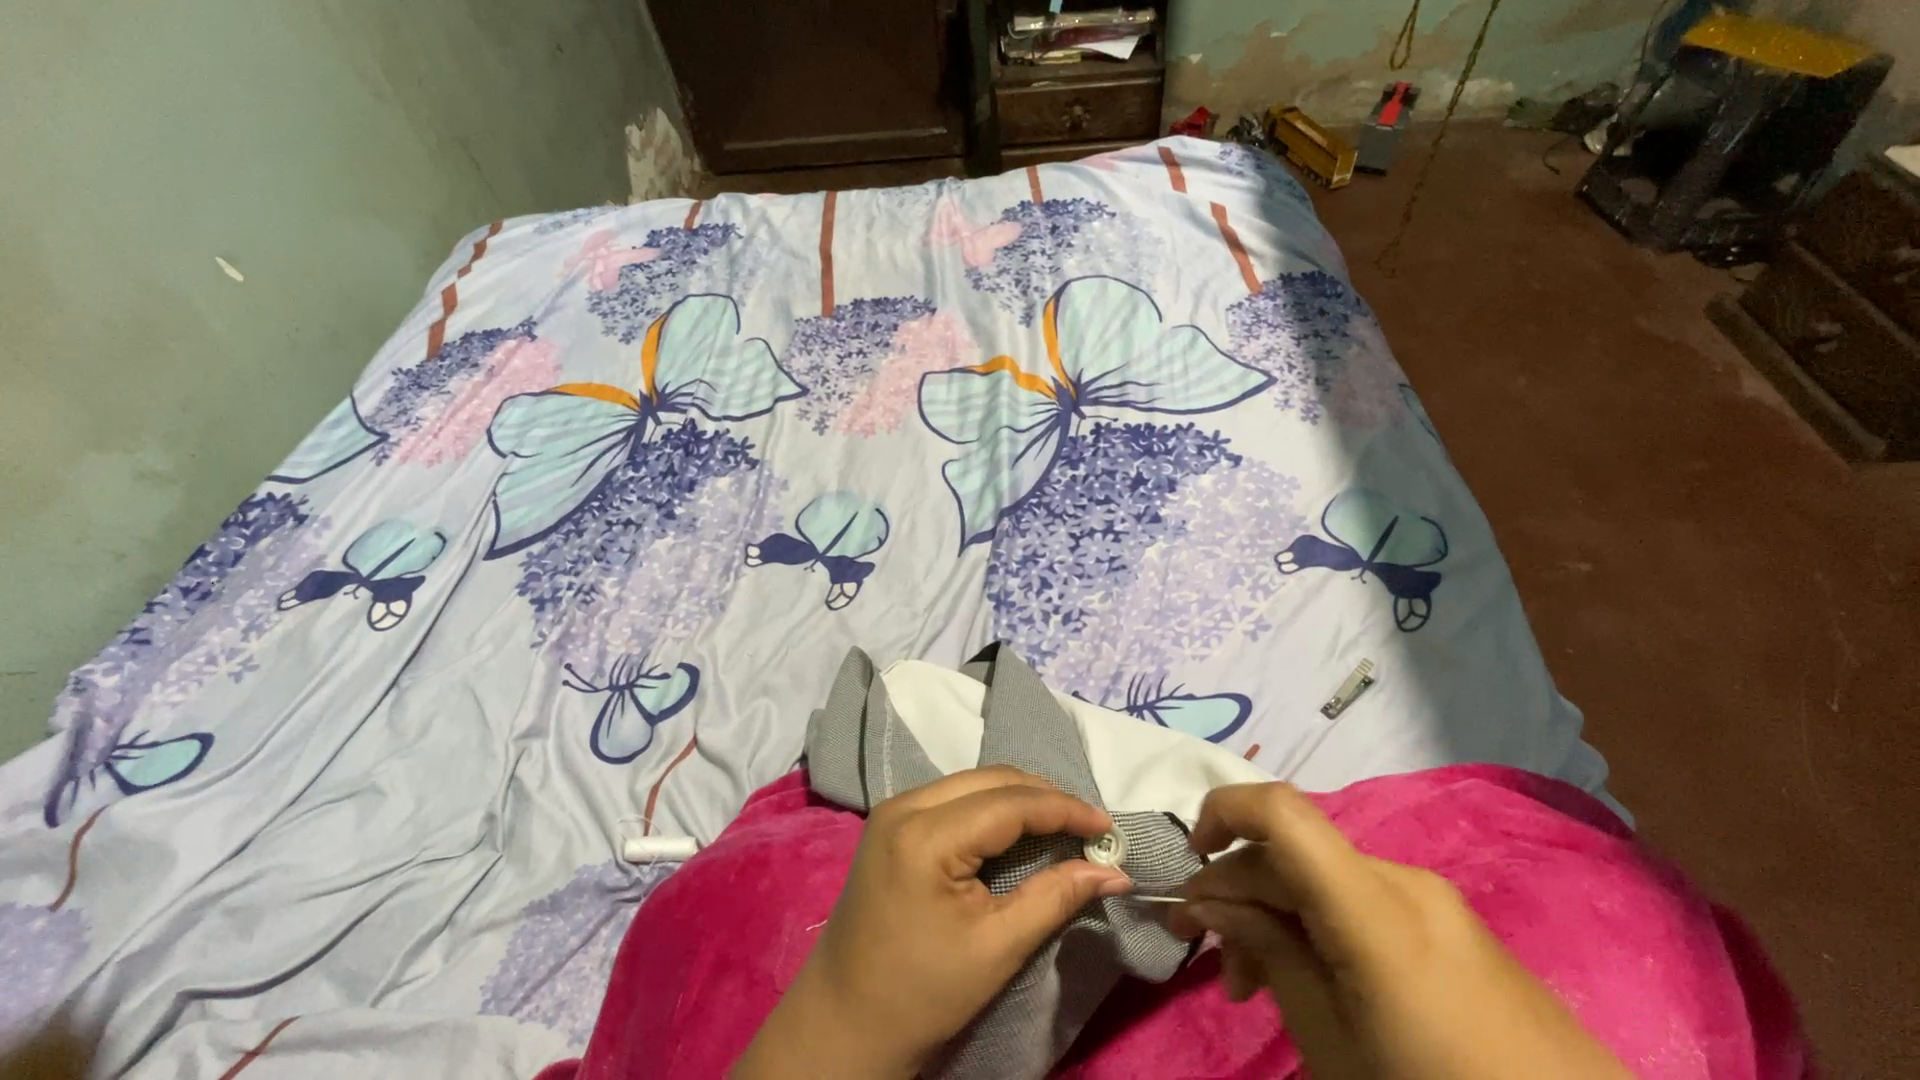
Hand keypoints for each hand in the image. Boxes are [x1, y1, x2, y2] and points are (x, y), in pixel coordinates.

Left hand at [734, 766, 1131, 1079]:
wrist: (844, 1020)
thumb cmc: (922, 993)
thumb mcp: (997, 948)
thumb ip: (1055, 898)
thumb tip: (1114, 871)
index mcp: (924, 835)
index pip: (1010, 803)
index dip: (1065, 809)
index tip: (1109, 827)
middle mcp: (904, 806)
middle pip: (991, 780)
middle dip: (1046, 797)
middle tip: (1090, 827)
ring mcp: (892, 810)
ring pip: (973, 782)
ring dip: (1020, 798)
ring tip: (1064, 827)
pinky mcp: (890, 823)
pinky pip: (954, 796)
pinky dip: (993, 807)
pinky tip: (1019, 829)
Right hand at [1167, 782, 1631, 1079]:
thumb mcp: (1331, 1040)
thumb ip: (1268, 954)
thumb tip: (1214, 901)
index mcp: (1372, 905)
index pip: (1280, 810)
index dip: (1222, 811)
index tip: (1190, 861)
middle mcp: (1400, 879)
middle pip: (1291, 852)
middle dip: (1233, 889)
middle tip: (1200, 950)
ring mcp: (1430, 899)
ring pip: (1321, 878)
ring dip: (1272, 913)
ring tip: (1247, 983)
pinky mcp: (1448, 922)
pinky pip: (1358, 900)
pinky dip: (1314, 923)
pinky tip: (1303, 976)